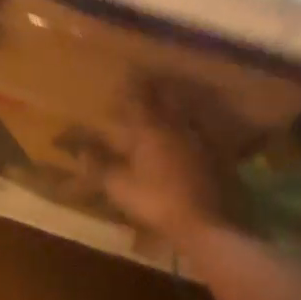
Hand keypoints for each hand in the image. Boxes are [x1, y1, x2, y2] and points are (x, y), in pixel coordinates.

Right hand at [95, 79, 237, 245]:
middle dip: (159, 88)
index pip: (140, 101)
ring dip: (180, 102)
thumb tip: (79, 150)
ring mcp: (203, 140)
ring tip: (172, 97)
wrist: (209, 224)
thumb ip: (99, 166)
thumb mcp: (119, 186)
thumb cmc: (157, 202)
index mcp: (151, 132)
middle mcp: (179, 128)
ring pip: (190, 112)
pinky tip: (194, 129)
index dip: (133, 87)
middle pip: (170, 100)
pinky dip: (196, 124)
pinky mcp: (221, 155)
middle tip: (152, 79)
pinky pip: (205, 130)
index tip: (127, 75)